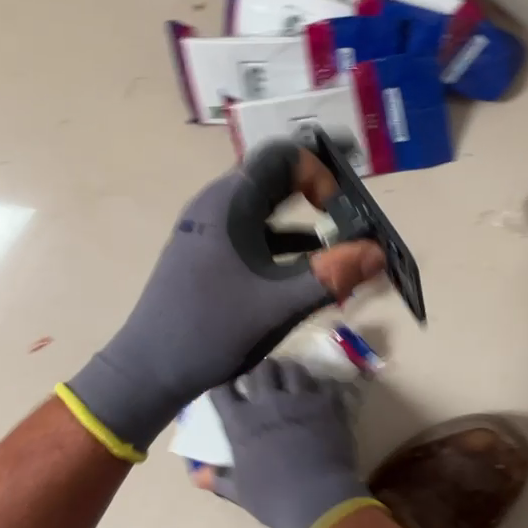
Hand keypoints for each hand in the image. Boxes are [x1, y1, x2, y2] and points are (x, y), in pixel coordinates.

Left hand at [66, 141, 386, 450]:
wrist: (148, 371)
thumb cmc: (210, 330)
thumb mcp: (277, 305)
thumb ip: (331, 276)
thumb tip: (380, 253)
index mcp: (228, 204)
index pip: (281, 157)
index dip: (318, 174)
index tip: (340, 212)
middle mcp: (217, 206)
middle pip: (276, 180)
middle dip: (319, 199)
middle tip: (353, 225)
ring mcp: (210, 231)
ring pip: (268, 211)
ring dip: (306, 226)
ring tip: (341, 251)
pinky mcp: (210, 255)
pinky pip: (256, 236)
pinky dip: (285, 247)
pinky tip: (309, 274)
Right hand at [206, 359, 381, 527]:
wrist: (318, 499)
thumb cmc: (272, 499)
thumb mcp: (239, 492)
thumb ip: (220, 478)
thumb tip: (201, 476)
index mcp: (240, 422)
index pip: (223, 389)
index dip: (226, 386)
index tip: (230, 390)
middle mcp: (268, 402)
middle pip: (260, 368)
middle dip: (261, 370)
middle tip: (266, 380)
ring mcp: (300, 399)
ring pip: (292, 367)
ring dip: (289, 372)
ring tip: (292, 380)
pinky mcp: (328, 403)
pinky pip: (325, 382)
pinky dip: (321, 386)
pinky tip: (321, 393)